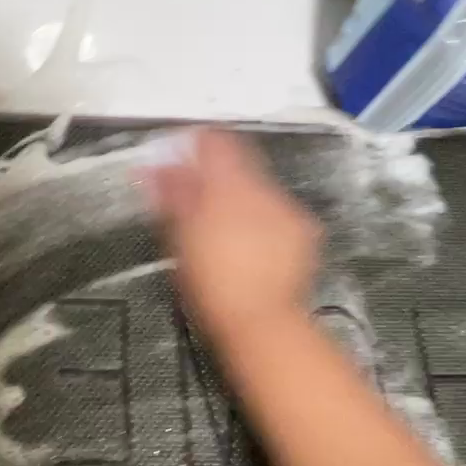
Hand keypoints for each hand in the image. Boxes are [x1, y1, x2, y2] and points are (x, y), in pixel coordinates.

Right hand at [147, 128, 320, 340]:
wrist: (262, 324)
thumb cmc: (211, 284)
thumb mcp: (180, 240)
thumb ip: (172, 195)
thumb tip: (159, 166)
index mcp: (228, 186)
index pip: (214, 140)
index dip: (195, 145)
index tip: (179, 161)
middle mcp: (263, 188)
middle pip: (238, 164)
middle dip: (215, 178)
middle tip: (194, 204)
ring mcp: (289, 208)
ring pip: (259, 189)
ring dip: (239, 199)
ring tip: (222, 233)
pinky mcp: (305, 230)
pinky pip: (277, 212)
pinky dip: (261, 220)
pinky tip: (250, 247)